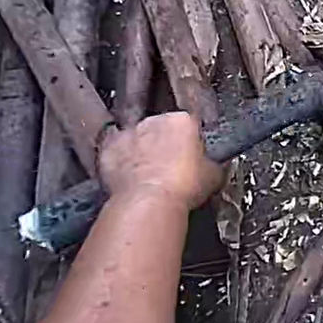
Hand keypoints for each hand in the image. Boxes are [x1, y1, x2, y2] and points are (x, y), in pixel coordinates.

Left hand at [97, 113, 223, 210]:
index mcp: (182, 121)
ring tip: (149, 178)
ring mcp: (128, 134)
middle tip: (171, 170)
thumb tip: (213, 169)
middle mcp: (154, 121)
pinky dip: (120, 165)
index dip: (191, 144)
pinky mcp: (108, 150)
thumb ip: (213, 165)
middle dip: (164, 145)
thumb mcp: (214, 176)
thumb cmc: (183, 185)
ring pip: (137, 140)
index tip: (192, 159)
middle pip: (161, 129)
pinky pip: (116, 154)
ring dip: (141, 153)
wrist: (149, 201)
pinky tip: (129, 181)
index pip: (189, 126)